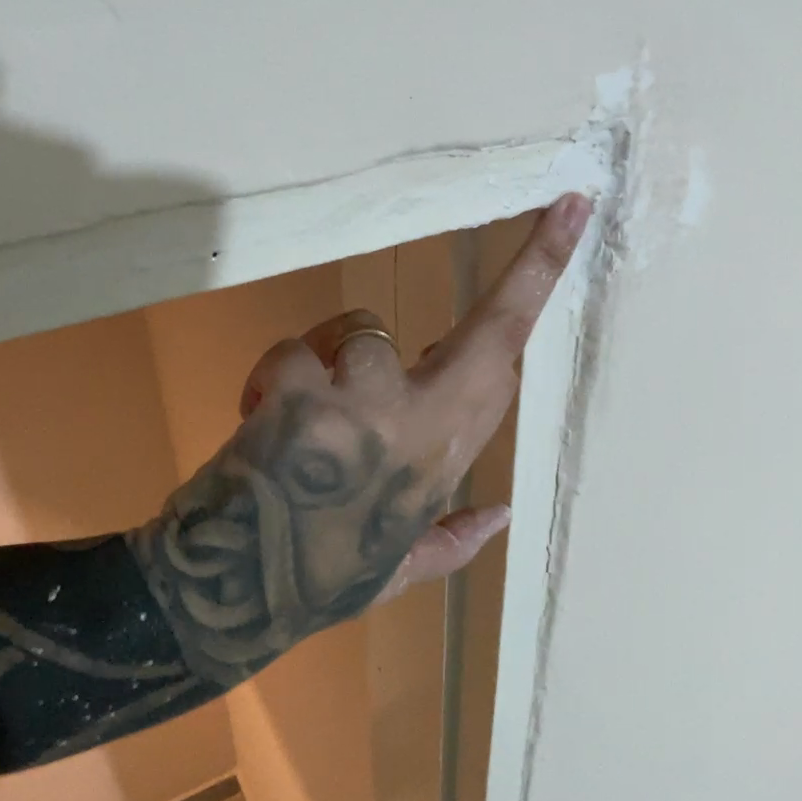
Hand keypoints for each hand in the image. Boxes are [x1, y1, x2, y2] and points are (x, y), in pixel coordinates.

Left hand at [133, 193, 590, 683]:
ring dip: (333, 360)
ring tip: (301, 409)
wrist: (232, 589)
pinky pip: (297, 352)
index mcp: (446, 462)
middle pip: (482, 332)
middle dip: (523, 270)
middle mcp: (421, 426)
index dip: (539, 283)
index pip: (507, 364)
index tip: (570, 211)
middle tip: (555, 216)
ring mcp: (364, 408)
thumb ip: (454, 539)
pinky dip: (277, 376)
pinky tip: (259, 416)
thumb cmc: (319, 579)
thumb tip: (501, 514)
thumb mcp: (397, 570)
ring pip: (362, 335)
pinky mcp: (302, 397)